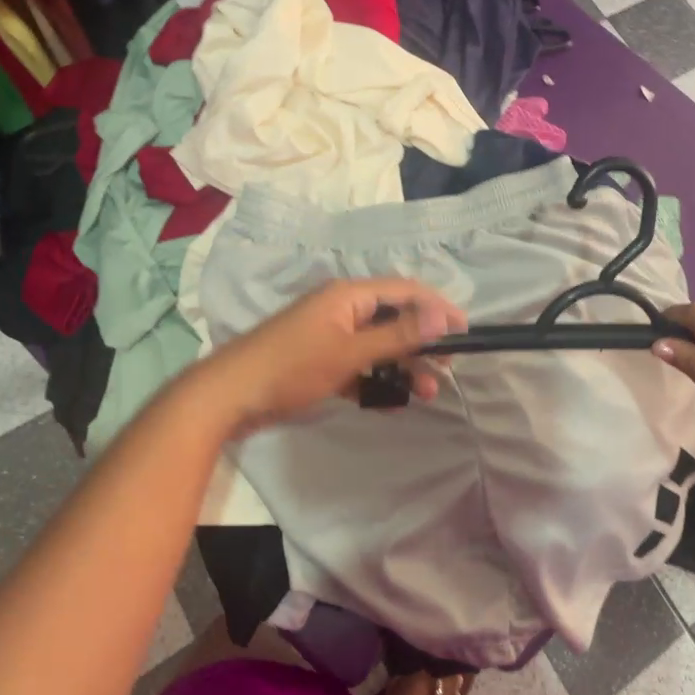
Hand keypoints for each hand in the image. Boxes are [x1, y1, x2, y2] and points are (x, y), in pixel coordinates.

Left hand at [191, 279, 466, 432]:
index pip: (405, 292)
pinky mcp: (320, 362)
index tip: (465, 332)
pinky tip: (392, 402)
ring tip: (425, 394)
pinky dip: (377, 381)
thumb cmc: (292, 367)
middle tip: (447, 369)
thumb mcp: (350, 352)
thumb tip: (441, 316)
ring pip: (379, 347)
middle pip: (394, 319)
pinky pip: (360, 366)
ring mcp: (330, 336)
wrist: (229, 397)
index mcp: (349, 295)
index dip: (437, 308)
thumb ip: (397, 335)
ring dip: (403, 367)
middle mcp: (342, 309)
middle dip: (422, 344)